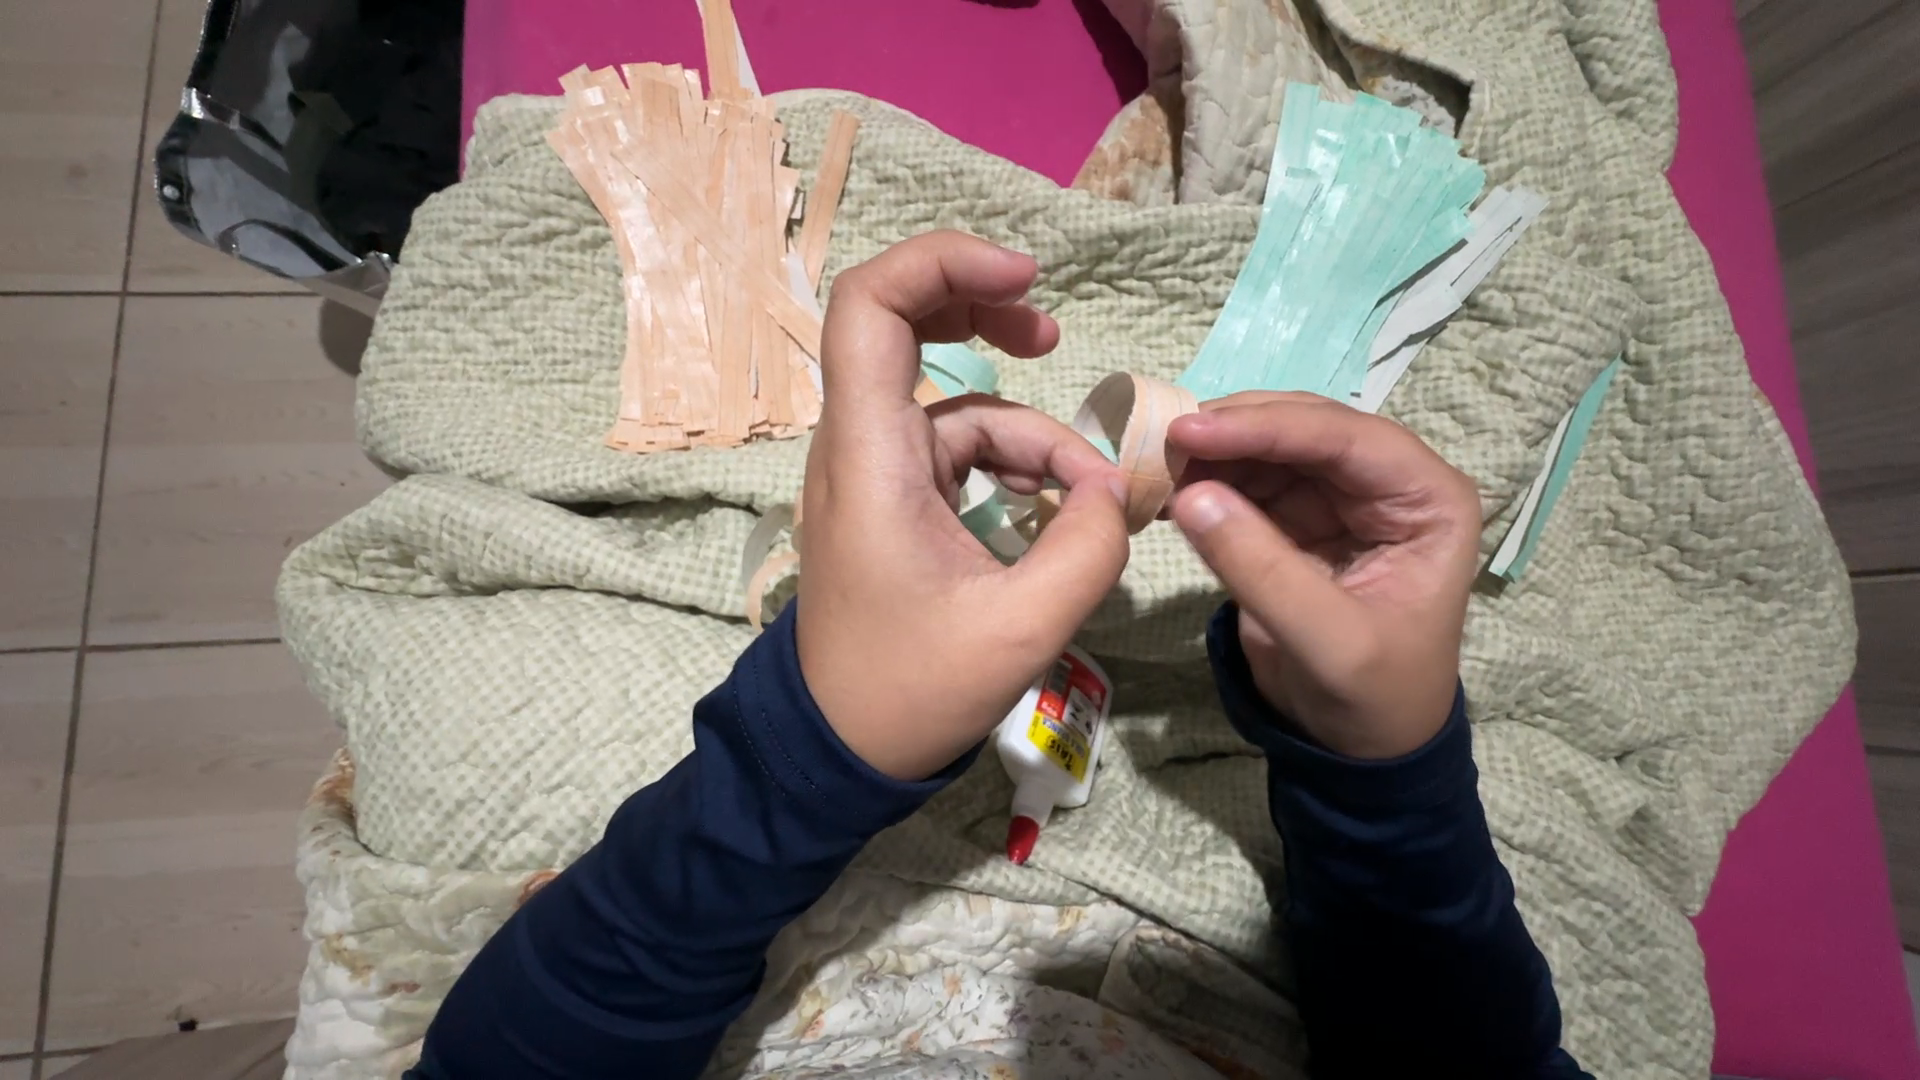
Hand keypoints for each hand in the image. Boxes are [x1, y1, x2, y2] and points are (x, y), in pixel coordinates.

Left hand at [798, 231, 1131, 779]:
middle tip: (1050, 330)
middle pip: (902, 325)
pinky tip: (1055, 503)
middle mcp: (863, 447)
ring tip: (1090, 492)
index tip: (1025, 276)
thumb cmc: (911, 691)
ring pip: (958, 407)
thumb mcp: (1020, 630)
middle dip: (985, 312)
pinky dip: (1015, 466)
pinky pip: (962, 453)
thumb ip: (1086, 550)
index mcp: (870, 457)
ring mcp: (879, 473)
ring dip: (1031, 433)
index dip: (942, 262)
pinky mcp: (899, 501)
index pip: (871, 307)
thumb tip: (1113, 492)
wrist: (844, 745)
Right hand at [1165, 393, 1481, 758]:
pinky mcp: (1292, 518)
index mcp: (1425, 500)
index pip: (1344, 438)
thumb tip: (1190, 494)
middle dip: (1231, 431)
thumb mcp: (1324, 640)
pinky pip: (1243, 482)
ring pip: (1266, 448)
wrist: (1357, 741)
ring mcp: (1334, 498)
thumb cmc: (1370, 694)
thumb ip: (1261, 567)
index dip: (1265, 427)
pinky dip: (1202, 481)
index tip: (1189, 430)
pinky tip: (1164, 492)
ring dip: (1210, 453)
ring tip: (1154, 468)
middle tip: (1161, 442)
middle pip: (1303, 428)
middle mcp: (1383, 484)